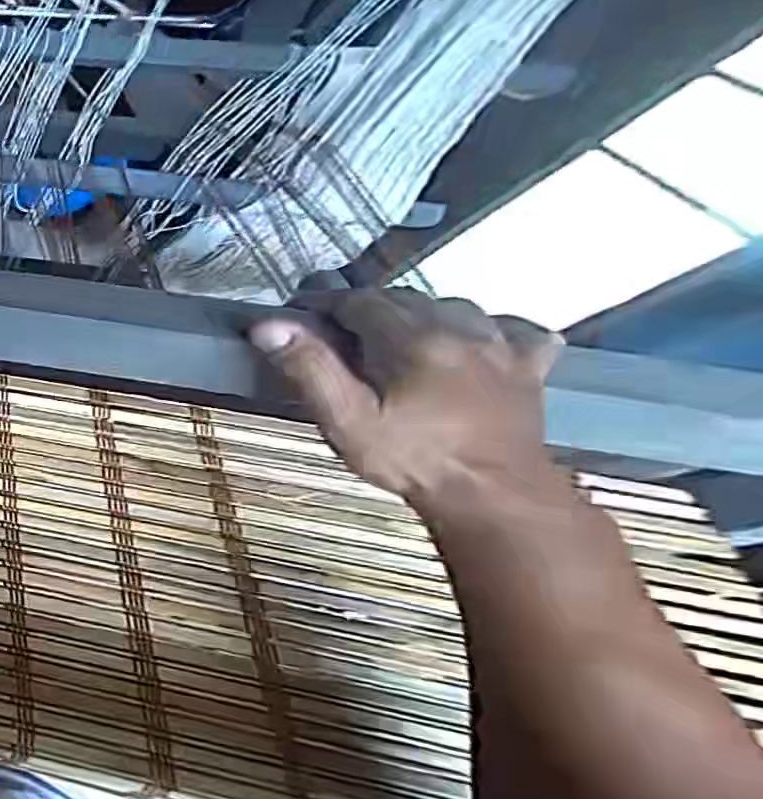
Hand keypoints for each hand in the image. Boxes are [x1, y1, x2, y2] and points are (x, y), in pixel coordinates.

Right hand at [249, 289, 564, 512]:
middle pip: (404, 300)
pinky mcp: (528, 370)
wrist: (496, 499)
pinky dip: (482, 327)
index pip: (359, 301)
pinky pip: (509, 329)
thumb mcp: (344, 419)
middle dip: (362, 307)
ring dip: (413, 313)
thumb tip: (269, 326)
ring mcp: (503, 348)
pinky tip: (467, 341)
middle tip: (329, 329)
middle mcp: (463, 331)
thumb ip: (309, 368)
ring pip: (451, 307)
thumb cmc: (412, 460)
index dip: (322, 303)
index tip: (295, 313)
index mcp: (414, 340)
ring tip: (385, 335)